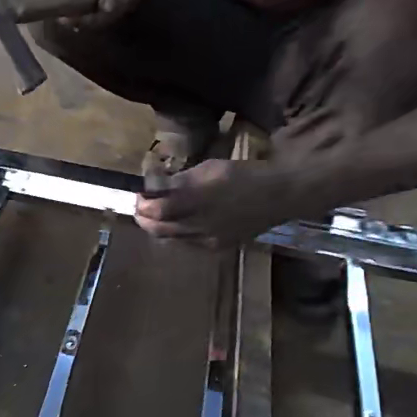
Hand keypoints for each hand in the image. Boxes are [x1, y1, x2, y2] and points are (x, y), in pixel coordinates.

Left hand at [133, 159, 298, 242]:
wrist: (277, 196)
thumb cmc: (244, 175)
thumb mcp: (210, 168)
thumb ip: (182, 180)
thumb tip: (158, 186)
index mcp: (198, 201)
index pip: (158, 210)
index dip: (143, 204)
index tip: (139, 193)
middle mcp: (200, 226)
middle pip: (160, 230)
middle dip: (144, 220)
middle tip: (140, 208)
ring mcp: (209, 240)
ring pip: (172, 239)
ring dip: (158, 228)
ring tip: (154, 216)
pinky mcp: (218, 247)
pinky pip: (188, 243)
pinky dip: (176, 235)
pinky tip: (177, 225)